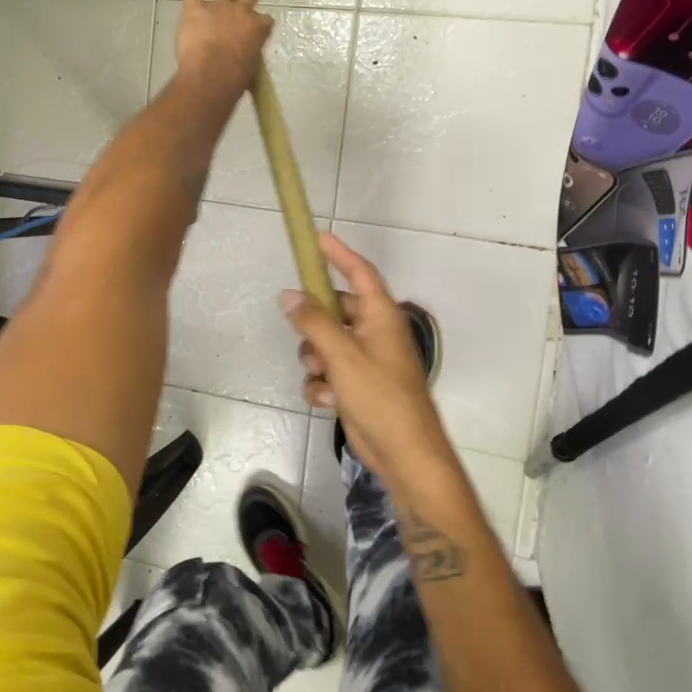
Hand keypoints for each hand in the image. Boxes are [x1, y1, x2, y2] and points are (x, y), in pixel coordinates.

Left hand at [175, 0, 272, 96]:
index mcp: (257, 29)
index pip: (265, 20)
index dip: (261, 23)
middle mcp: (241, 12)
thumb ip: (248, 56)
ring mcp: (218, 7)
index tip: (260, 26)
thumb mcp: (251, 68)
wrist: (213, 74)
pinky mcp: (195, 8)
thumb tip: (244, 60)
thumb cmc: (235, 78)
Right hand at [281, 234, 454, 480]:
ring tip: (322, 375)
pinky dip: (322, 384)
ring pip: (324, 343)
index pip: (360, 273)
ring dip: (315, 359)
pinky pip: (327, 372)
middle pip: (334, 309)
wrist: (403, 453)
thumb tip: (288, 295)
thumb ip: (313, 322)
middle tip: (296, 325)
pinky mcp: (355, 385)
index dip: (339, 254)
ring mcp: (365, 360)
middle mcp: (373, 332)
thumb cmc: (380, 396)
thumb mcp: (343, 355)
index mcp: (381, 316)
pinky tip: (327, 400)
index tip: (317, 238)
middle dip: (314, 322)